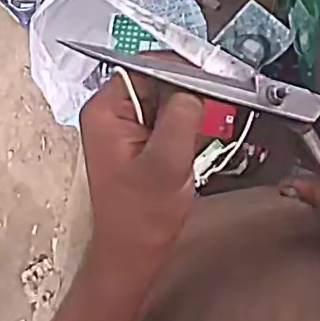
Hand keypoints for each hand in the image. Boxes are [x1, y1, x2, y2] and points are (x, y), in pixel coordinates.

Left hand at [78, 68, 207, 263]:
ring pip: (163, 98)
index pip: (145, 66)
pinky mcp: (136, 139)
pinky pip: (164, 117)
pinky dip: (183, 125)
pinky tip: (192, 143)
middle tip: (213, 106)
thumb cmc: (141, 217)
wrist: (132, 253)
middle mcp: (110, 112)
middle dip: (186, 91)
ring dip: (187, 110)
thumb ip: (182, 116)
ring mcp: (122, 126)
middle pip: (155, 80)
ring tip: (201, 132)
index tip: (211, 74)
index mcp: (106, 110)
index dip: (179, 68)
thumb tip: (194, 86)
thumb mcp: (167, 162)